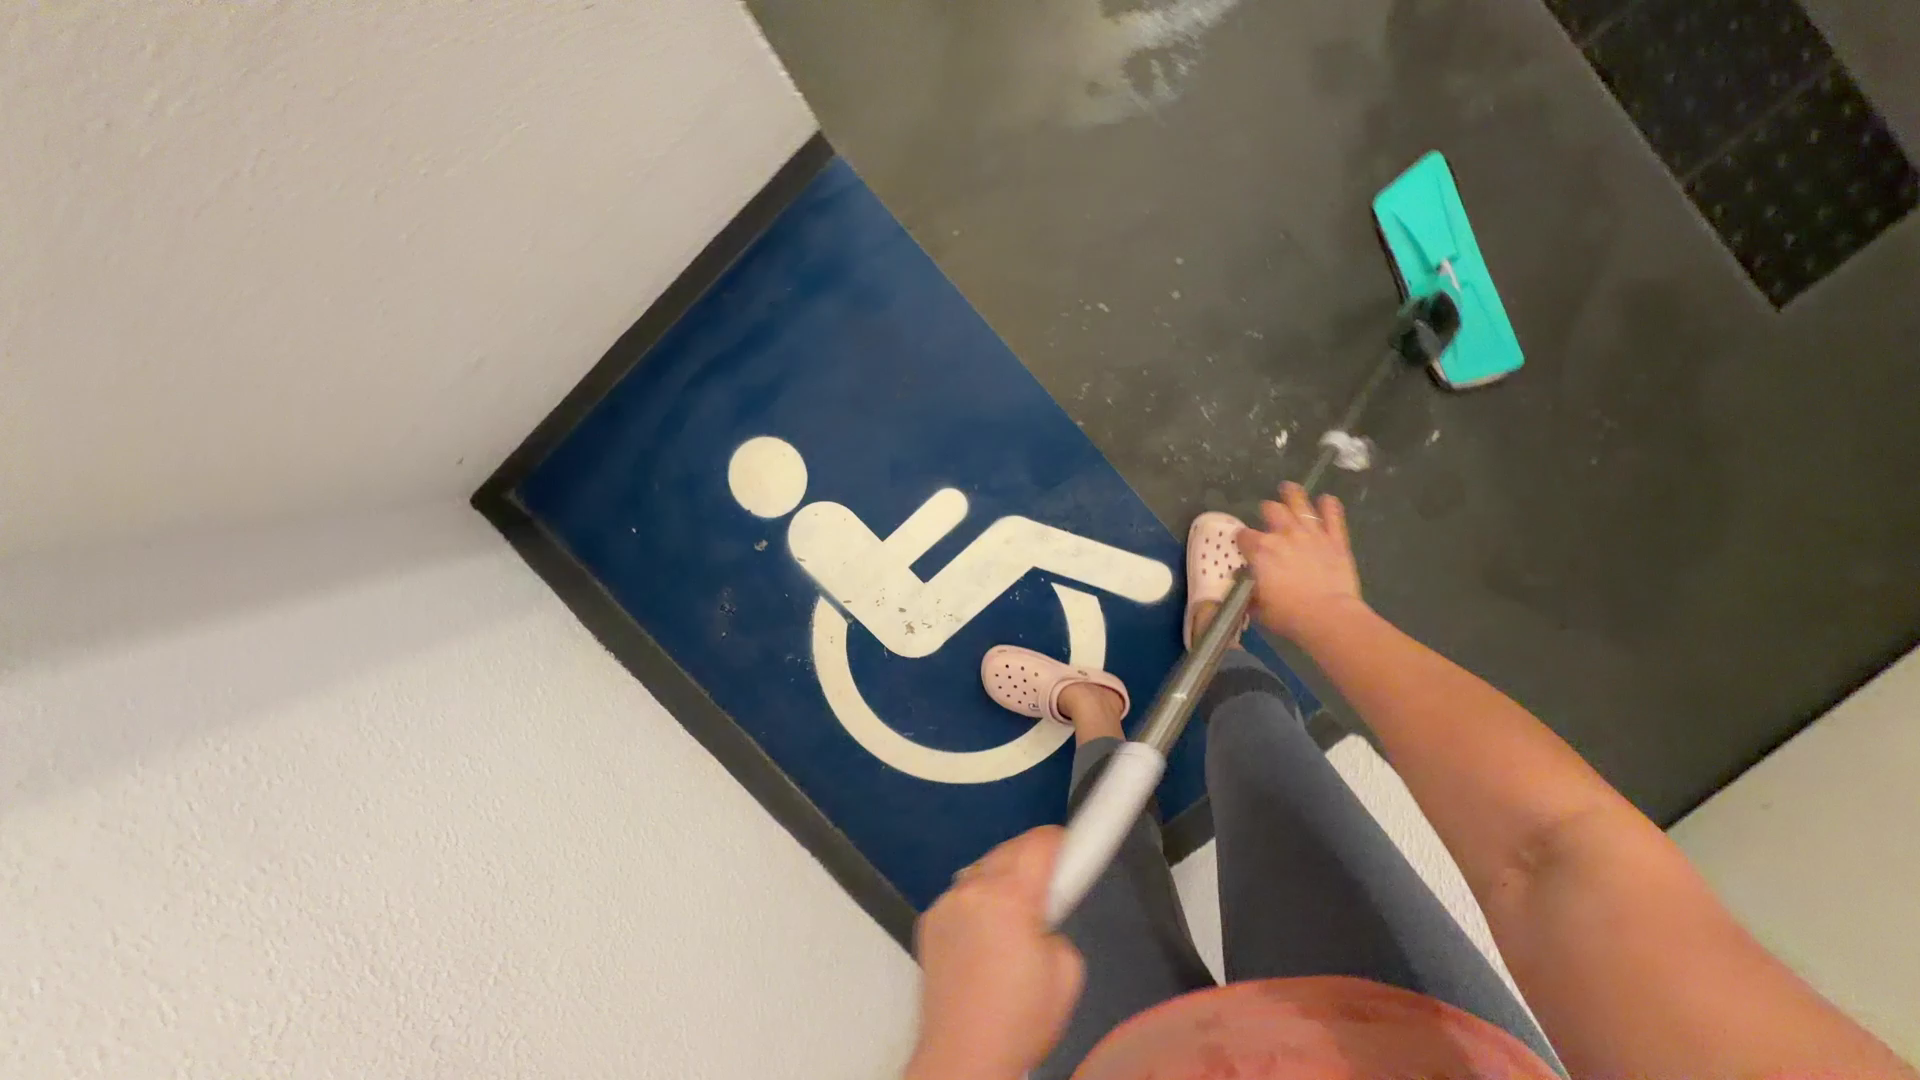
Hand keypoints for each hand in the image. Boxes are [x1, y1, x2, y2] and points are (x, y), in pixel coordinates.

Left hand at [907, 827, 1084, 1079]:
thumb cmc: (1021, 1019)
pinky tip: (987, 935)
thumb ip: (1059, 923)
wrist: (962, 1057)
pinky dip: (978, 901)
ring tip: (1017, 916)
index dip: (1064, 841)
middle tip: (1052, 890)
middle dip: (1034, 860)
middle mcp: (972, 889)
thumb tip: (1043, 912)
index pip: (1040, 842)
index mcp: (1010, 896)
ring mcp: (945, 903)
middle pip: (1010, 848)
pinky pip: (962, 894)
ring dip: (1003, 877)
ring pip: (983, 868)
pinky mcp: (929, 921)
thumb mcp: (1068, 971)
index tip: (1076, 847)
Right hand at [1236, 482, 1365, 640]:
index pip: (1243, 535)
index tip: (1244, 545)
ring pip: (1300, 503)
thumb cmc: (1287, 615)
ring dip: (1292, 494)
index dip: (1242, 540)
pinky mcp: (1335, 539)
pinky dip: (1329, 505)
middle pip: (1271, 510)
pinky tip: (1326, 499)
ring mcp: (1311, 533)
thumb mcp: (1256, 607)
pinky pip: (1333, 515)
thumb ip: (1247, 591)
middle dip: (1266, 511)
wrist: (1327, 616)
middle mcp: (1283, 534)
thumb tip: (1244, 585)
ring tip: (1289, 488)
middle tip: (1267, 514)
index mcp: (1259, 549)